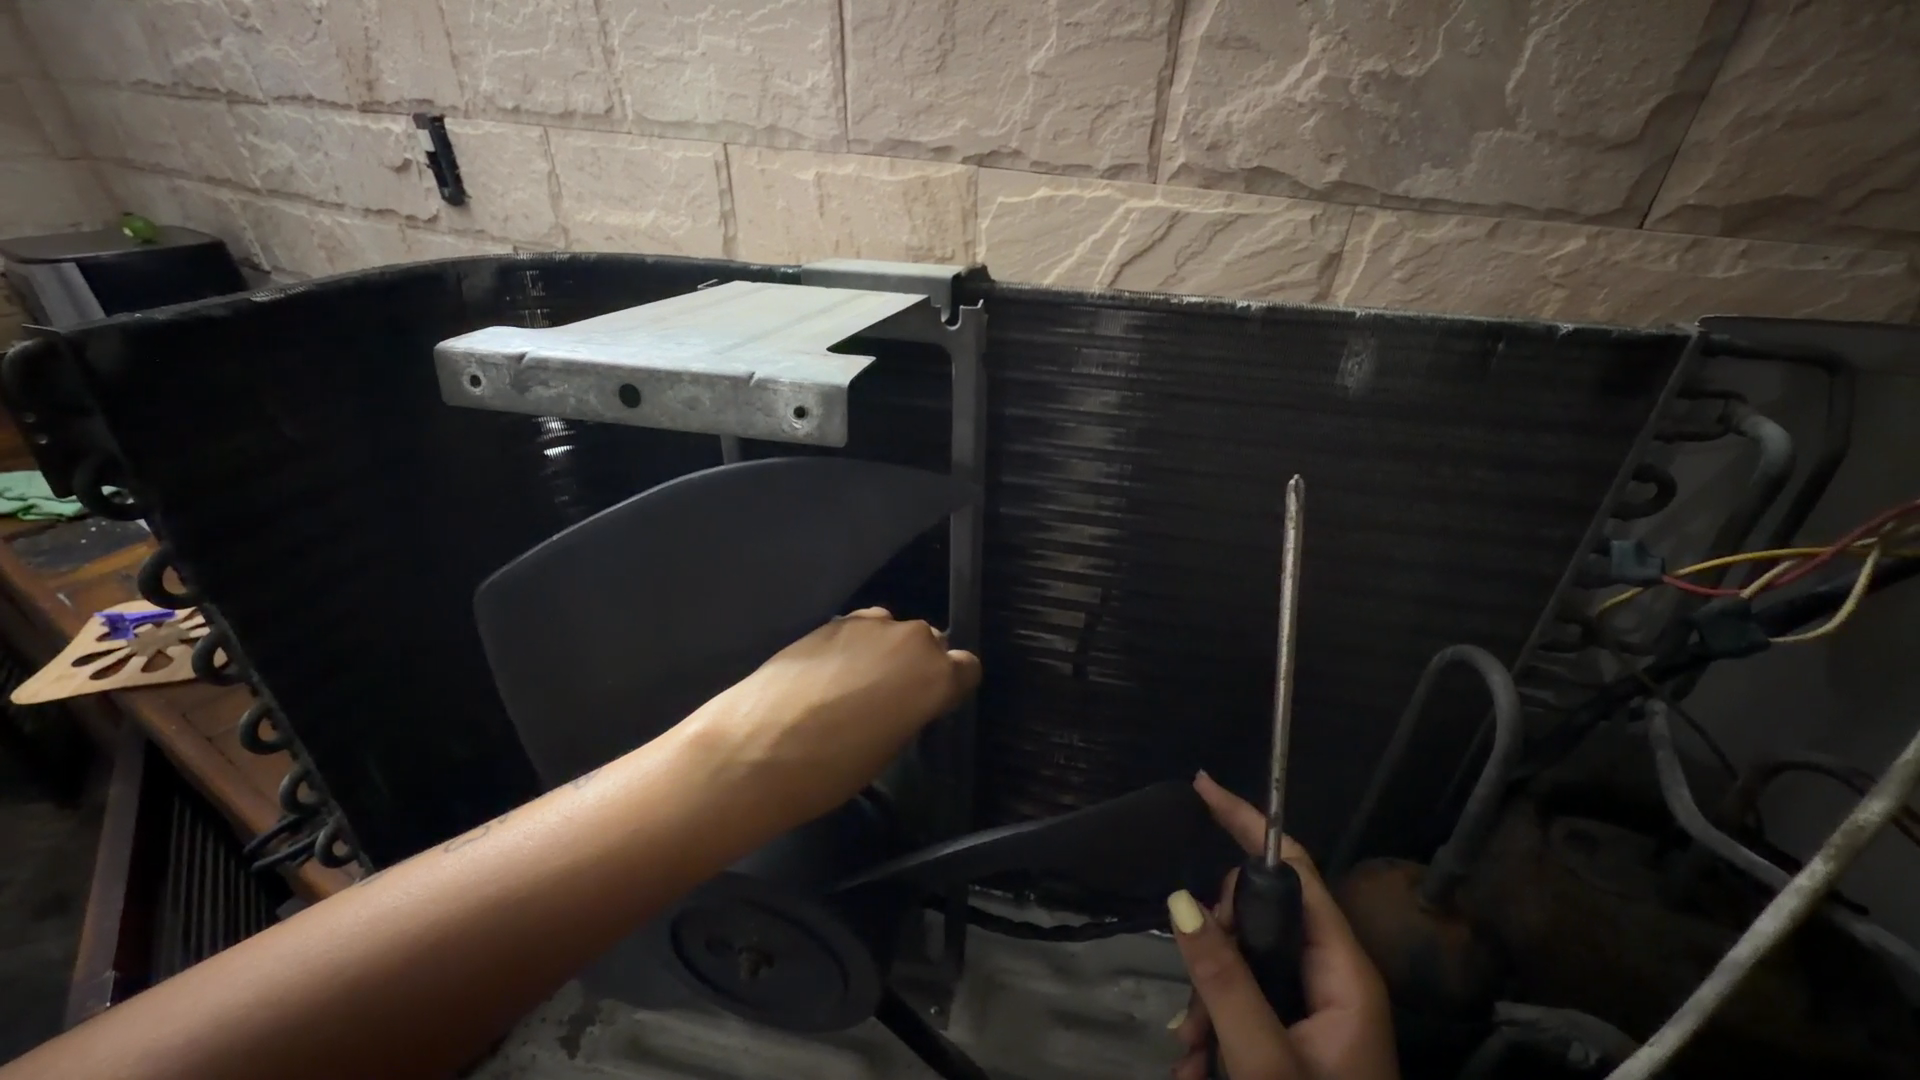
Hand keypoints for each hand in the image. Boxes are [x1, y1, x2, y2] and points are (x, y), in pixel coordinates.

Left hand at [689, 607, 980, 824]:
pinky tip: (826, 678)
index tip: (932, 707)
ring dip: (884, 652)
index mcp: (936, 677)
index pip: (966, 669)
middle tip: (890, 700)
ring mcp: (868, 625)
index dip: (950, 687)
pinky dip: (851, 649)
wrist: (755, 748)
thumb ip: (910, 713)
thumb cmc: (831, 768)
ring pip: (892, 632)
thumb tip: (904, 702)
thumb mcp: (889, 749)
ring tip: (854, 687)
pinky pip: (858, 632)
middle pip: (930, 643)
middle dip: (917, 666)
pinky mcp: (830, 622)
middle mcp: (910, 640)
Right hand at [1166, 773, 1397, 1079]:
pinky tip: (1198, 1064)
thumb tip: (1179, 898)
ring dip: (1204, 1002)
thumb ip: (1222, 980)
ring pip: (1238, 962)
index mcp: (1342, 969)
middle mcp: (1329, 975)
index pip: (1292, 868)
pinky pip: (1239, 999)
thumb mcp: (1263, 1060)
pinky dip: (1211, 1025)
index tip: (1201, 787)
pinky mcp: (1292, 1030)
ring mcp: (1309, 1004)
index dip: (1247, 823)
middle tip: (1195, 1007)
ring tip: (1195, 1059)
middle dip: (1211, 949)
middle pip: (1255, 917)